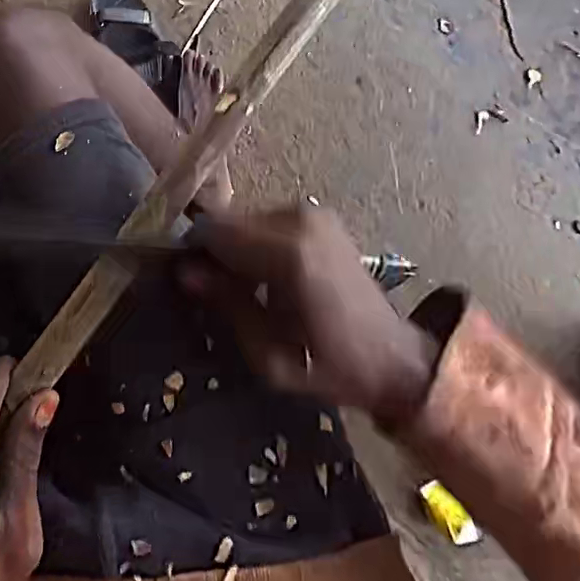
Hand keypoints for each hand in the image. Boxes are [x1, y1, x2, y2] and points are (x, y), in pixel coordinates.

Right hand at [180, 206, 438, 425]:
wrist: (395, 358)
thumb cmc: (330, 367)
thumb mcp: (269, 356)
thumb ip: (227, 305)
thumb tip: (184, 271)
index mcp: (290, 254)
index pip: (214, 232)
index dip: (192, 254)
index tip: (185, 280)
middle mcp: (299, 221)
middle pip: (226, 221)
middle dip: (212, 251)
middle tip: (213, 290)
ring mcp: (311, 213)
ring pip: (242, 219)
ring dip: (233, 248)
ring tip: (244, 287)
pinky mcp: (317, 215)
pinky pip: (262, 220)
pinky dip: (253, 243)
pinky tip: (266, 276)